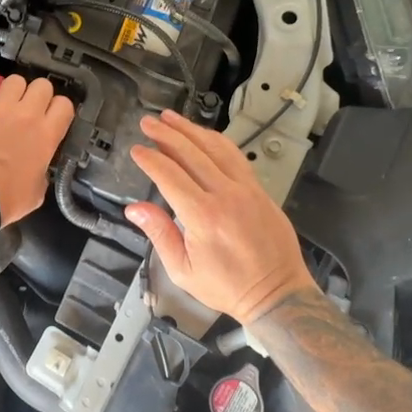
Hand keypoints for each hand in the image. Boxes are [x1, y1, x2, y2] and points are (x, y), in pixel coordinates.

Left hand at [0, 75, 74, 227]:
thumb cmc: (5, 199)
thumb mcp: (37, 192)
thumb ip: (42, 172)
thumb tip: (38, 167)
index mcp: (46, 135)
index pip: (65, 105)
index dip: (60, 109)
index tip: (54, 118)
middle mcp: (26, 115)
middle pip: (42, 85)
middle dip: (39, 95)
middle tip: (31, 109)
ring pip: (14, 80)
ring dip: (14, 90)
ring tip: (8, 103)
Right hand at [126, 109, 317, 322]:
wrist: (277, 294)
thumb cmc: (227, 287)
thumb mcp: (183, 270)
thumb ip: (159, 234)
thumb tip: (134, 208)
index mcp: (202, 216)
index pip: (169, 175)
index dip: (150, 159)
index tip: (136, 149)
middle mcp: (225, 195)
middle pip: (190, 153)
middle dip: (166, 134)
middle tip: (148, 122)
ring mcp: (246, 189)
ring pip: (215, 148)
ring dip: (190, 129)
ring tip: (170, 117)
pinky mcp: (259, 190)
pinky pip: (235, 156)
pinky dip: (216, 140)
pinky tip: (203, 134)